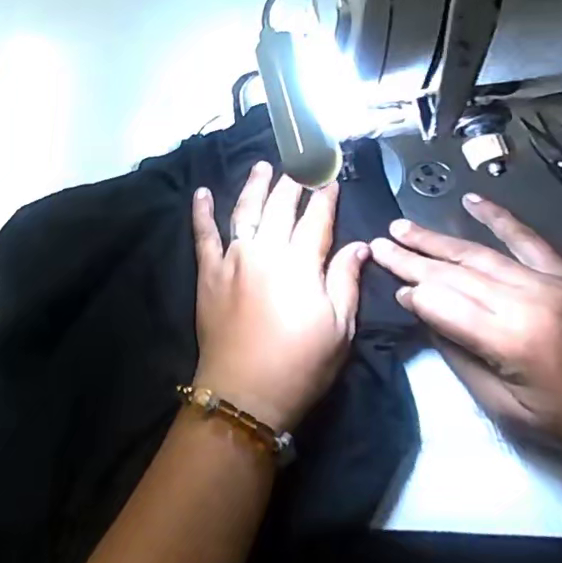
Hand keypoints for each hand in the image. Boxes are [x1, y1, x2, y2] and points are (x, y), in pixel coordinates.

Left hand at [191, 163, 366, 431]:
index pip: (316, 219)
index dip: (325, 197)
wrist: (243, 397)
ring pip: (244, 211)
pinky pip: (203, 236)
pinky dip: (201, 212)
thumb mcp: (339, 329)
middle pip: (280, 207)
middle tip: (300, 165)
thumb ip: (346, 281)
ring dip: (254, 186)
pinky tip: (202, 192)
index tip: (330, 178)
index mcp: (300, 264)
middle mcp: (266, 251)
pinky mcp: (208, 274)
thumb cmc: (300, 366)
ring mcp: (233, 260)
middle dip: (292, 183)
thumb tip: (360, 245)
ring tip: (262, 166)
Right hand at [371, 193, 561, 503]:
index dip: (412, 295)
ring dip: (439, 240)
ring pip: (482, 253)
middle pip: (456, 273)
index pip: (443, 304)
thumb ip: (466, 363)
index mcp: (511, 340)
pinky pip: (527, 239)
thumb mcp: (515, 413)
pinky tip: (474, 201)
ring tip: (404, 227)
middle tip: (378, 241)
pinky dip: (499, 217)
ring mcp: (550, 281)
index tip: (385, 284)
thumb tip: (430, 323)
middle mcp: (527, 299)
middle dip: (413, 258)